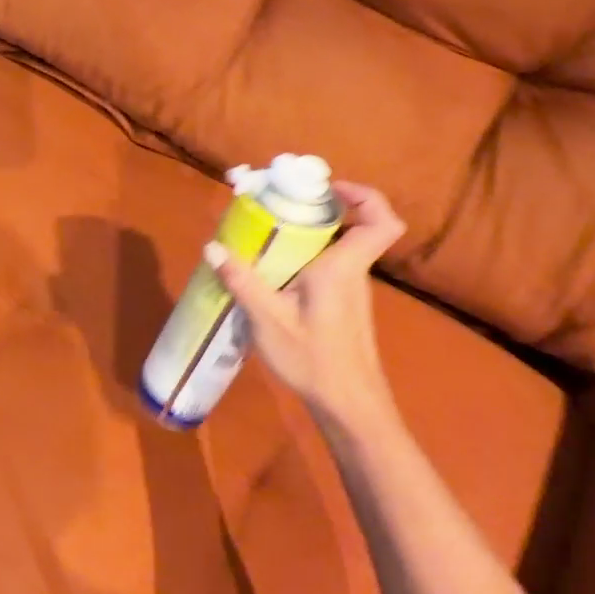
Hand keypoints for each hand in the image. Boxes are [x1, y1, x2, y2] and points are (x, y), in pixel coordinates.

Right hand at [205, 181, 406, 433]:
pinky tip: (270, 270)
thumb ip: (242, 281)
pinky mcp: (341, 305)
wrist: (348, 405)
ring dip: (307, 233)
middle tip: (277, 203)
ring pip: (337, 246)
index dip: (362, 195)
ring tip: (264, 232)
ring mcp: (349, 290)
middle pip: (353, 226)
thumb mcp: (267, 320)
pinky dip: (303, 256)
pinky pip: (327, 265)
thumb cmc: (314, 359)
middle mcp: (352, 272)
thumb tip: (213, 246)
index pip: (381, 221)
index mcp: (342, 268)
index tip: (325, 188)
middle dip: (317, 207)